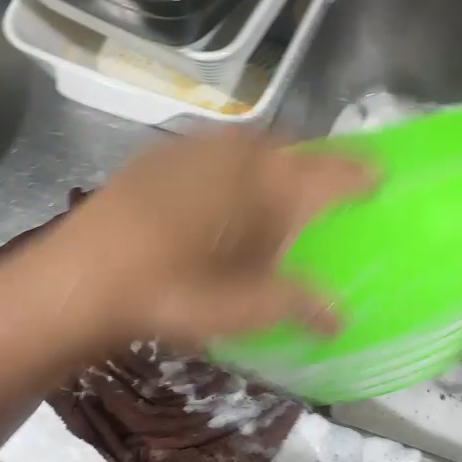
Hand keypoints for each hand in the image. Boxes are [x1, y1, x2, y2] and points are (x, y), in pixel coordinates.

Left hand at [23, 129, 374, 349]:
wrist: (81, 279)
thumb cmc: (173, 295)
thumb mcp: (243, 310)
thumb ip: (299, 305)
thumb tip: (340, 316)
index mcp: (267, 185)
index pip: (330, 171)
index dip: (360, 173)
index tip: (380, 175)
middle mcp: (236, 153)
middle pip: (292, 146)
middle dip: (316, 163)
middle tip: (327, 189)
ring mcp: (193, 148)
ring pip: (252, 144)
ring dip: (274, 161)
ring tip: (277, 192)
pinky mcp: (158, 156)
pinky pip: (215, 150)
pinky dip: (234, 166)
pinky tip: (221, 195)